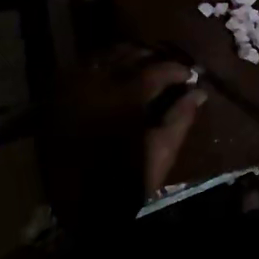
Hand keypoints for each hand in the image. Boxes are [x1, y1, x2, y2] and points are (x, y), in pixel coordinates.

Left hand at [40, 47, 206, 229]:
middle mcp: (97, 86)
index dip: (174, 69)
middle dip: (150, 56)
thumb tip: (198, 92)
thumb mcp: (160, 153)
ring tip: (142, 64)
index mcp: (124, 99)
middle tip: (167, 66)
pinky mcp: (60, 97)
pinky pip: (83, 68)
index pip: (154, 71)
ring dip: (125, 56)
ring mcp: (75, 89)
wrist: (81, 202)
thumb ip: (180, 118)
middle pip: (127, 55)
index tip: (189, 74)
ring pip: (103, 57)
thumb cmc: (125, 180)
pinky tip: (112, 73)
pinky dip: (101, 65)